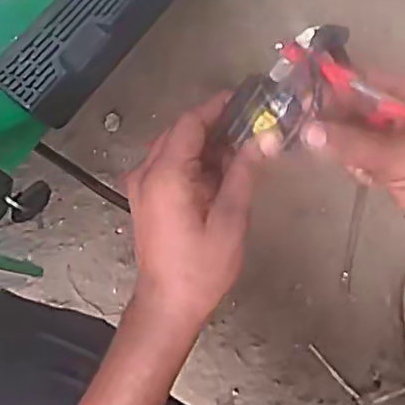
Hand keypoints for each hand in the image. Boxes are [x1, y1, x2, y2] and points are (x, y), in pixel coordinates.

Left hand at [123, 93, 275, 337]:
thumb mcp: (230, 219)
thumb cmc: (199, 268)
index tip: (245, 99)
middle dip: (216, 125)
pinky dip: (196, 162)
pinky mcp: (146, 197)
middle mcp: (147, 173)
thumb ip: (243, 174)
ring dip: (207, 145)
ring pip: (176, 148)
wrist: (167, 305)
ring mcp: (142, 185)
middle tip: (252, 125)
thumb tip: (262, 140)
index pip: (190, 123)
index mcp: (165, 175)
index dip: (217, 106)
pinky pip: (171, 165)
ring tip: (243, 149)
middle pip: (181, 132)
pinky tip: (222, 171)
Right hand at [302, 71, 404, 258]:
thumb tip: (308, 130)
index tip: (296, 95)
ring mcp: (398, 140)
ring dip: (338, 141)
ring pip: (354, 131)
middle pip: (353, 105)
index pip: (361, 80)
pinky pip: (361, 154)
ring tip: (322, 152)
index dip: (329, 85)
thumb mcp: (398, 157)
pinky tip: (359, 175)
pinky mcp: (393, 165)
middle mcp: (402, 113)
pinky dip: (352, 161)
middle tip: (297, 127)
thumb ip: (351, 142)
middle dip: (328, 116)